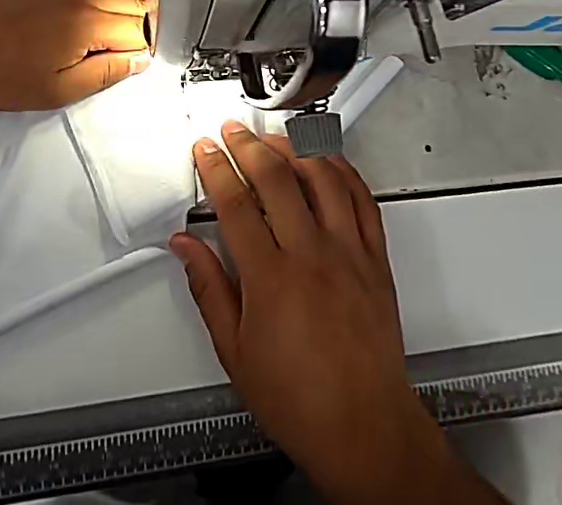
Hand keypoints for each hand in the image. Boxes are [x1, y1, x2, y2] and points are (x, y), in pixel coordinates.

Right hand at [169, 124, 503, 504]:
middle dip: (248, 145)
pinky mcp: (375, 260)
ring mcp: (348, 254)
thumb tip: (186, 248)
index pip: (235, 203)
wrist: (364, 429)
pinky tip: (329, 160)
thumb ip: (207, 287)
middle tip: (233, 132)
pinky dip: (344, 172)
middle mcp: (312, 258)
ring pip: (322, 178)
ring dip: (295, 148)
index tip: (205, 152)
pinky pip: (363, 200)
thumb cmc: (302, 401)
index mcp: (271, 279)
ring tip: (275, 135)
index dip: (215, 168)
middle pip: (277, 177)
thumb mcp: (234, 350)